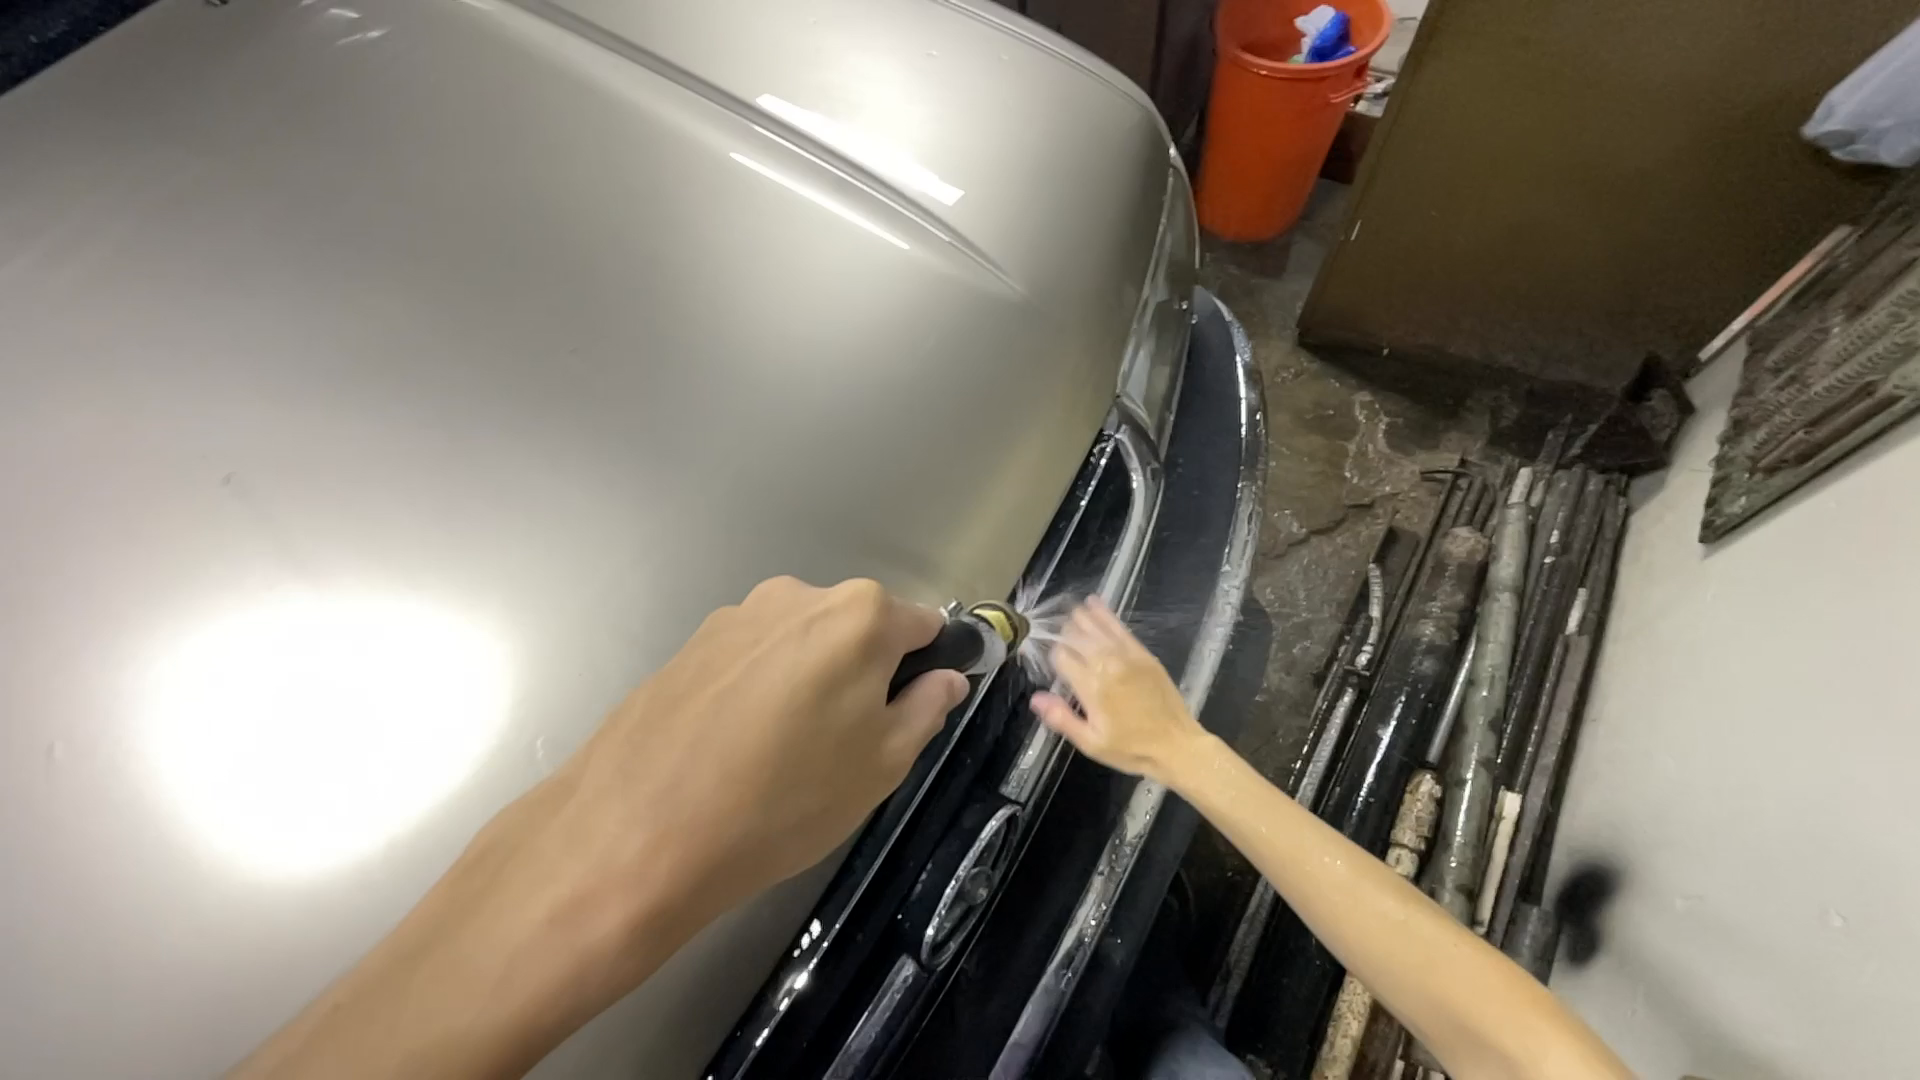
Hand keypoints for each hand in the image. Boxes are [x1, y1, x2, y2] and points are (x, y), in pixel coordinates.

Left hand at [515, 576, 969, 942]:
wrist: (638, 834)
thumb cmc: (785, 800)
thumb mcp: (881, 764)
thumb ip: (926, 708)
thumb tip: (945, 678)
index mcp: (859, 615)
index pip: (921, 624)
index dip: (927, 665)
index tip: (913, 708)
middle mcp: (798, 596)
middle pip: (858, 626)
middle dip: (865, 670)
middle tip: (847, 739)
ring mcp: (738, 614)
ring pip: (802, 641)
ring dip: (810, 677)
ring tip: (783, 747)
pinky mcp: (692, 641)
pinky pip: (753, 656)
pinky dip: (762, 686)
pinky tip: (737, 743)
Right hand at [1029, 596, 1209, 785]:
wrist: (1177, 746)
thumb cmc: (1130, 749)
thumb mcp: (1091, 743)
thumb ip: (1061, 718)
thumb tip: (1035, 698)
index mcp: (1092, 687)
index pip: (1061, 657)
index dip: (1050, 656)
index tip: (1046, 659)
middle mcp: (1108, 665)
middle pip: (1077, 637)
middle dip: (1063, 633)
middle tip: (1054, 635)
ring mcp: (1127, 656)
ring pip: (1097, 628)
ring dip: (1080, 618)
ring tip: (1068, 612)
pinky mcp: (1143, 654)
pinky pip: (1120, 628)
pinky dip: (1105, 615)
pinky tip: (1094, 604)